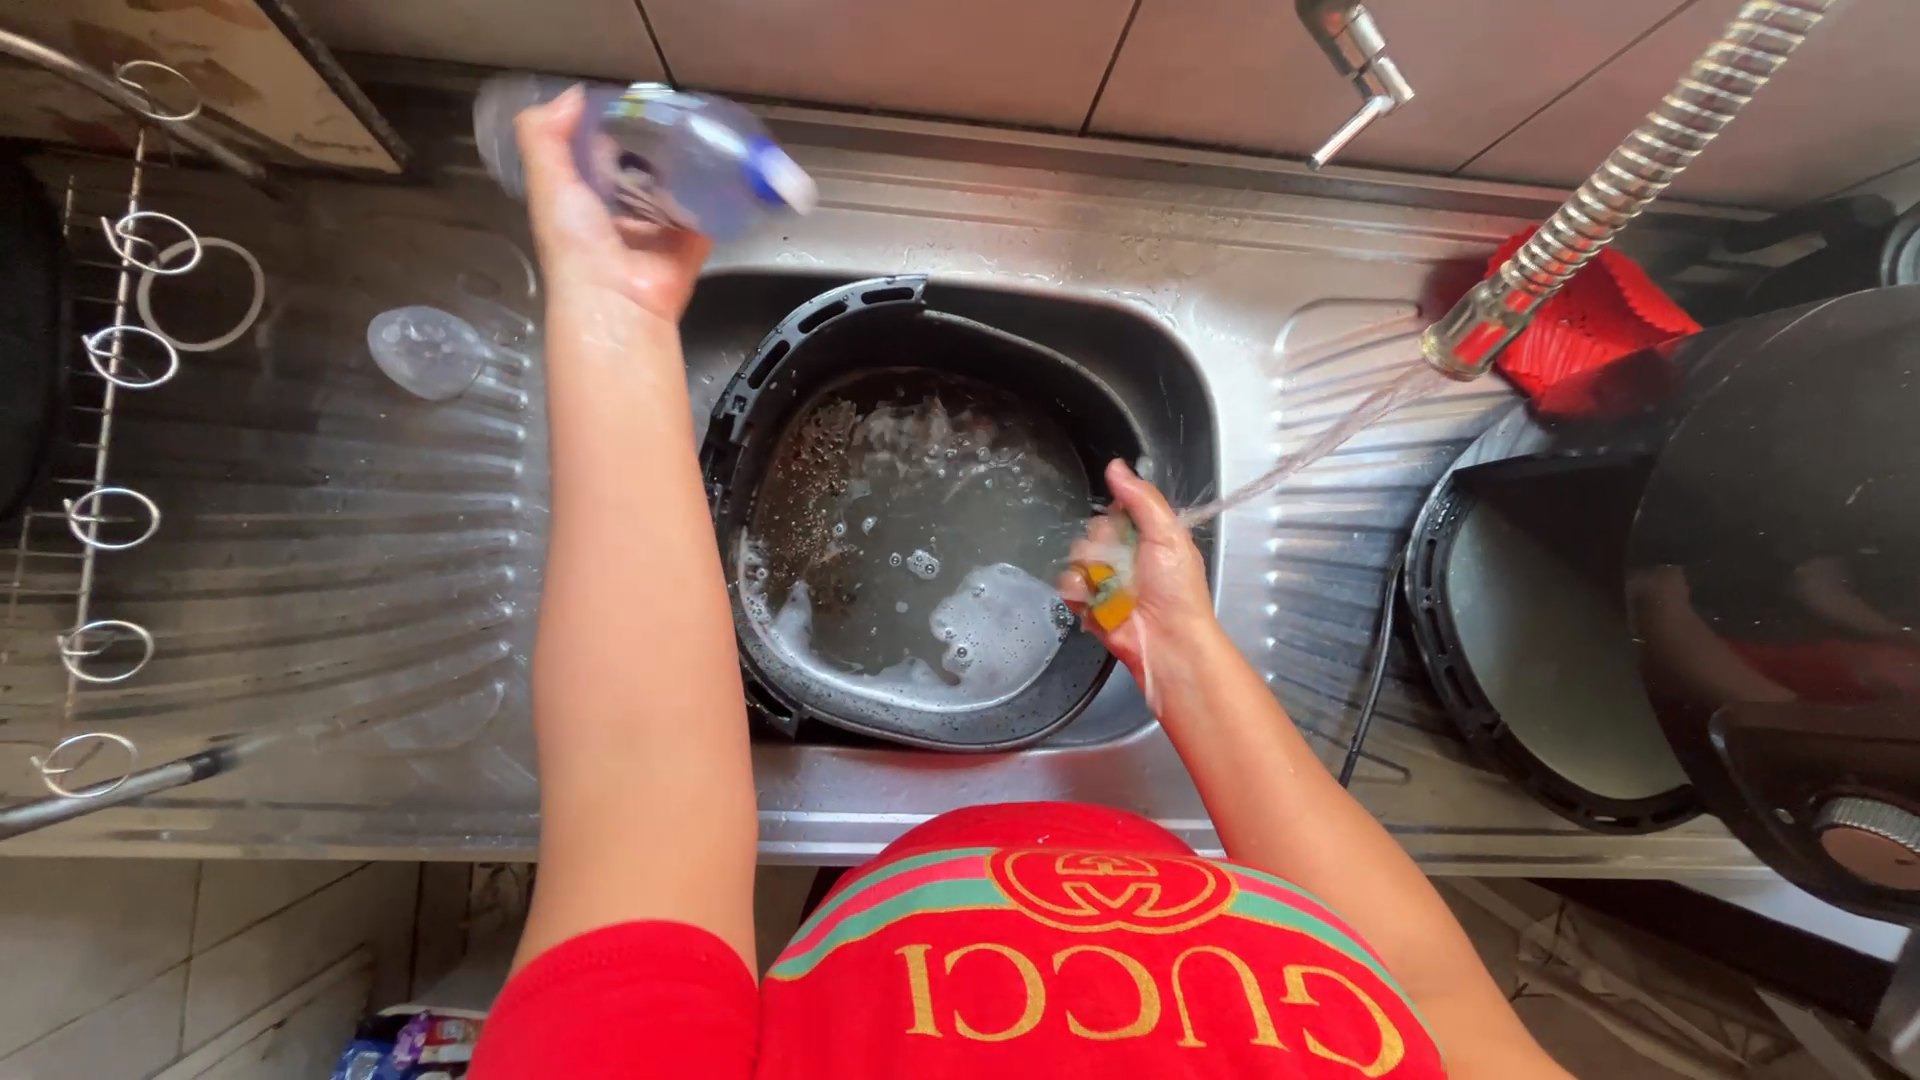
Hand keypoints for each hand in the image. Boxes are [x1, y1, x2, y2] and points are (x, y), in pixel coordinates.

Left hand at [515, 87, 711, 326]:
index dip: (606, 130)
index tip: (626, 104)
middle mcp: (620, 221)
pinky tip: (720, 175)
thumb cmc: (576, 242)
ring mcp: (657, 238)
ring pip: (672, 198)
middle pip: (638, 177)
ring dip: (684, 174)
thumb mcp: (546, 180)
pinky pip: (703, 222)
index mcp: (583, 204)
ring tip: (697, 138)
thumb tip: (575, 96)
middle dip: (651, 151)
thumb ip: (545, 135)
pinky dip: (712, 204)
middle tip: (669, 119)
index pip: (595, 159)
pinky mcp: (689, 251)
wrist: (617, 300)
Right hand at [1060, 460, 1217, 689]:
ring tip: (1106, 585)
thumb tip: (1115, 466)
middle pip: (1091, 533)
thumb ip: (1141, 498)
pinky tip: (1092, 598)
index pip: (1115, 512)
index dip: (1114, 517)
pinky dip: (1077, 590)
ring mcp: (1105, 582)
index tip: (1122, 526)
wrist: (1167, 640)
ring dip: (1088, 570)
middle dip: (1099, 546)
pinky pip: (1067, 585)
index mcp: (1147, 538)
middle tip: (1119, 562)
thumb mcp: (1167, 534)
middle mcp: (1124, 558)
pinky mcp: (1089, 605)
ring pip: (1075, 558)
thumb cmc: (1177, 589)